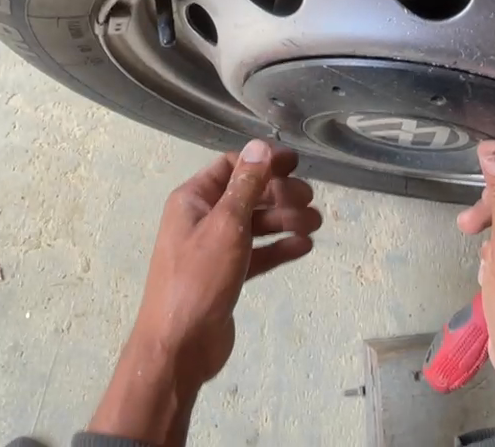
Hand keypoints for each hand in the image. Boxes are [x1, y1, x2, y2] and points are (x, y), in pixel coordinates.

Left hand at [88, 140, 320, 444]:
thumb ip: (246, 184)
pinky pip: (257, 253)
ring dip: (285, 220)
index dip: (264, 162)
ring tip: (315, 224)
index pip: (233, 166)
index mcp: (194, 199)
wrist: (178, 348)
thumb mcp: (226, 224)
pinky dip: (279, 247)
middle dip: (280, 193)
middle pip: (248, 194)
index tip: (296, 164)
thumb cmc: (199, 278)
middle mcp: (202, 218)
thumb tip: (260, 145)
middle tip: (310, 200)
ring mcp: (214, 249)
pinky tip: (304, 246)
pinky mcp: (226, 276)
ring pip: (255, 224)